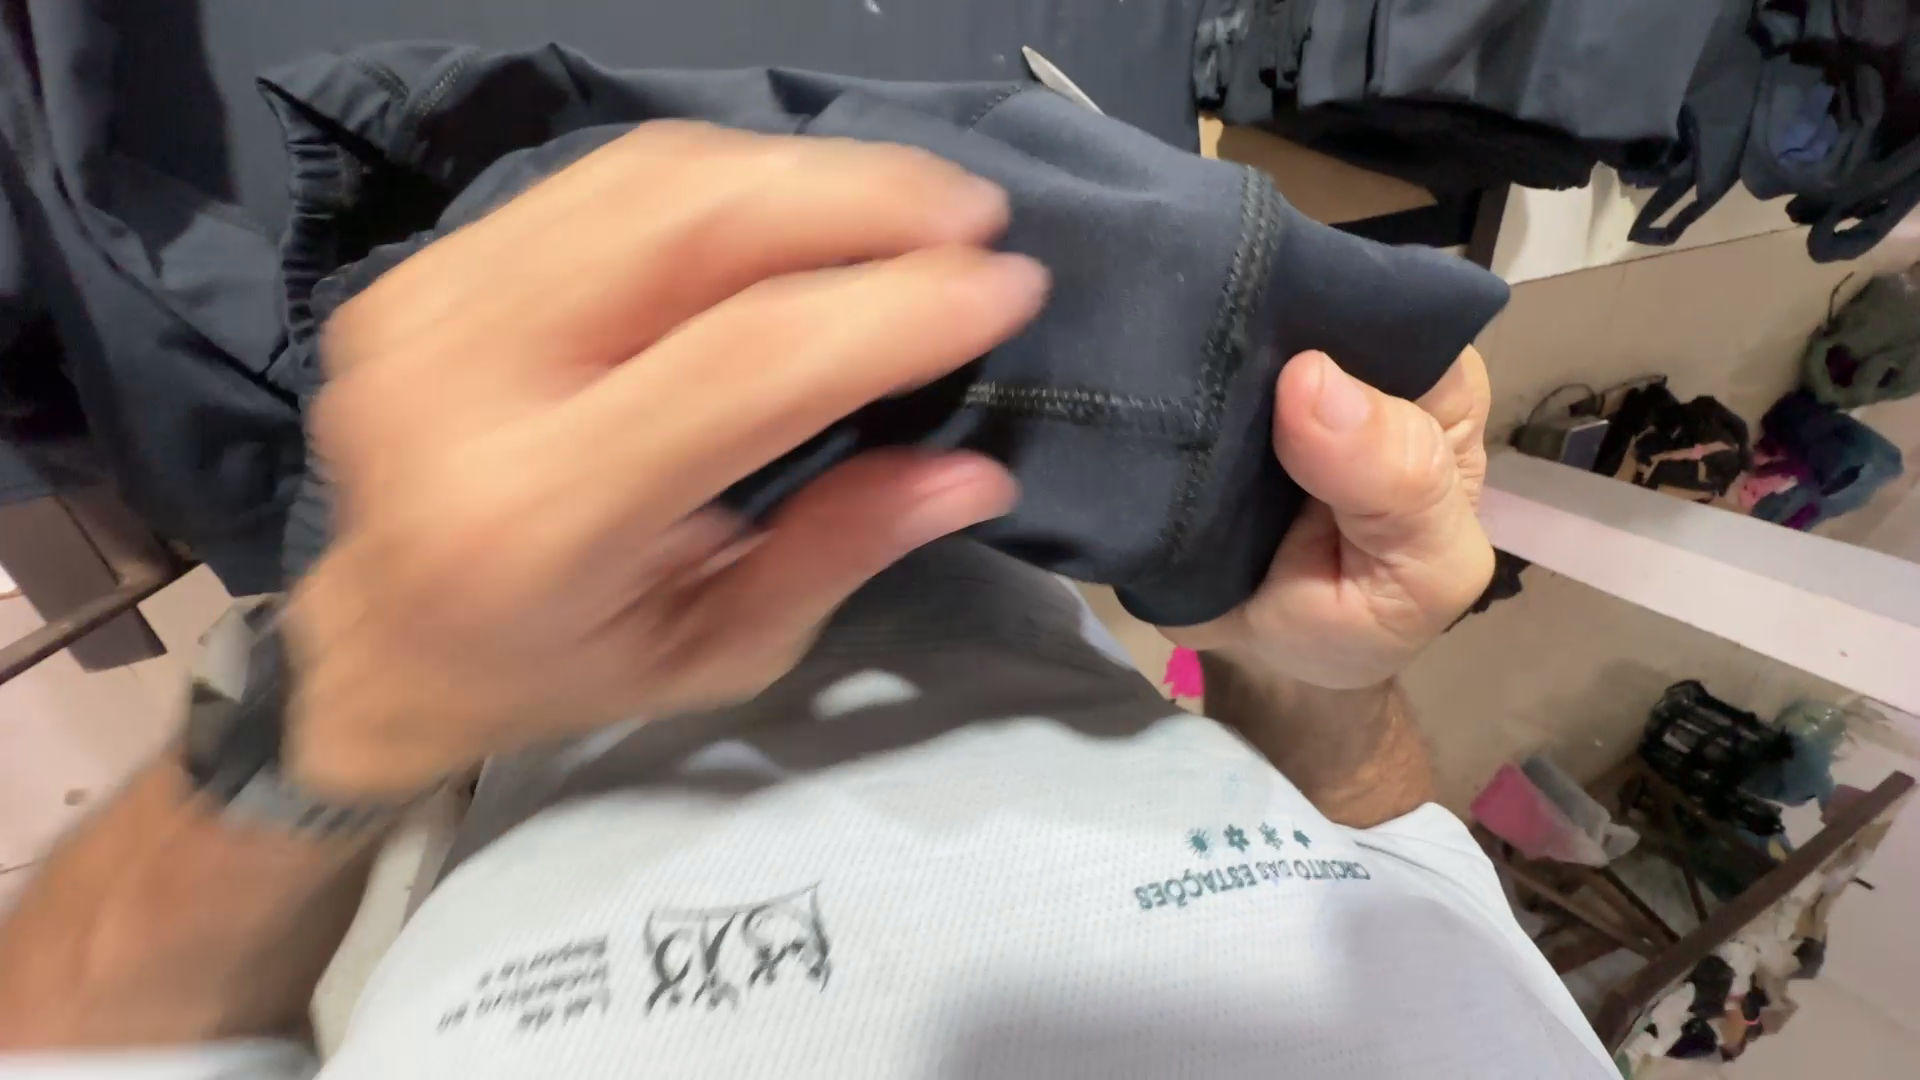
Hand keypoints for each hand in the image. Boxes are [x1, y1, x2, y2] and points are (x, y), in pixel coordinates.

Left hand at [282, 123, 1048, 797]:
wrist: (387, 643)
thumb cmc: (566, 670)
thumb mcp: (723, 651)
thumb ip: (839, 553)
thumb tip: (974, 476)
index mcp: (542, 514)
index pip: (744, 366)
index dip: (891, 312)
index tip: (1006, 288)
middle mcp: (467, 379)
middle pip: (690, 226)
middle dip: (862, 200)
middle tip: (976, 216)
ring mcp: (433, 298)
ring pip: (654, 177)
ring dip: (811, 175)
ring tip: (919, 203)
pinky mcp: (436, 263)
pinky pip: (615, 181)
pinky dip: (742, 179)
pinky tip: (815, 205)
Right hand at [1163, 347, 1494, 689]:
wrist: (1261, 662)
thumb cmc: (1364, 620)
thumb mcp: (1423, 570)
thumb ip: (1400, 484)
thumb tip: (1309, 377)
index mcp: (1419, 397)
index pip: (1391, 317)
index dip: (1341, 324)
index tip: (1280, 353)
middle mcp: (1337, 380)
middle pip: (1296, 317)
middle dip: (1251, 329)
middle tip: (1193, 356)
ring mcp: (1254, 401)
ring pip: (1224, 348)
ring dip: (1188, 359)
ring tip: (1146, 373)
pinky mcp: (1191, 430)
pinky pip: (1167, 396)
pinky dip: (1146, 398)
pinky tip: (1124, 395)